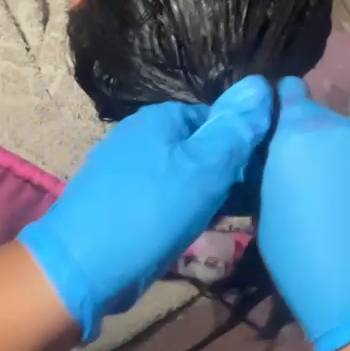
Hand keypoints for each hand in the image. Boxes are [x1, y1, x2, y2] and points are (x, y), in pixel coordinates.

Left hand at [19, 77, 272, 339]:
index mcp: (160, 117)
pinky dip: (186, 210)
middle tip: (254, 204)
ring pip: (185, 175)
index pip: (219, 119)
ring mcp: (128, 169)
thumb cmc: (150, 211)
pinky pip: (166, 197)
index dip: (246, 145)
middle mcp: (142, 135)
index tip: (267, 176)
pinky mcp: (123, 201)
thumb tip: (261, 84)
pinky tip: (199, 231)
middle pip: (201, 147)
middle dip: (228, 173)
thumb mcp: (203, 169)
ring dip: (210, 195)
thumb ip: (235, 131)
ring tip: (233, 220)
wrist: (81, 266)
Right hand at [259, 77, 349, 350]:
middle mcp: (341, 127)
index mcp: (296, 134)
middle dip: (320, 143)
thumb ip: (276, 167)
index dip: (286, 104)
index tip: (286, 122)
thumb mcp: (268, 210)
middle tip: (319, 181)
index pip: (290, 93)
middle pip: (326, 122)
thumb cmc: (303, 264)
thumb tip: (283, 154)